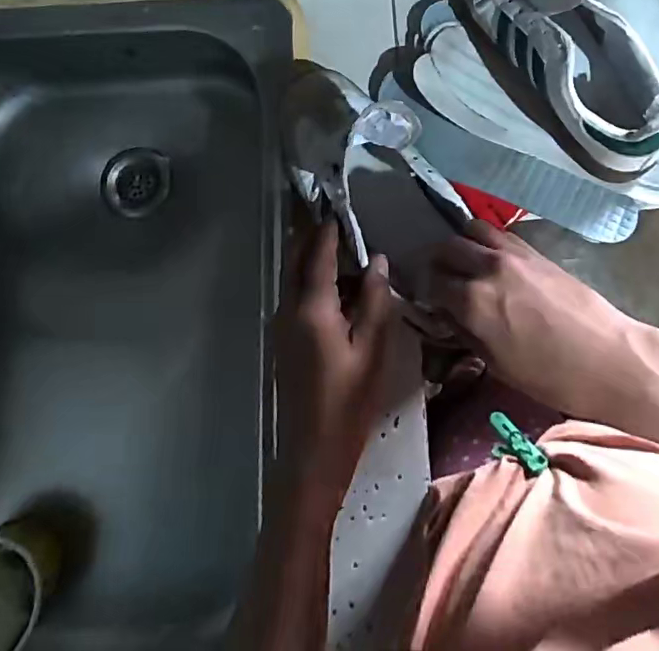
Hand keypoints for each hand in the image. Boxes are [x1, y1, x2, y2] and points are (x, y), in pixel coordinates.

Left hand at [275, 221, 394, 514]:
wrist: (313, 452)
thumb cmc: (349, 401)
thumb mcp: (372, 348)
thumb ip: (374, 300)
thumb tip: (376, 260)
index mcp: (311, 309)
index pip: (318, 256)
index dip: (328, 230)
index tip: (338, 206)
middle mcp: (288, 310)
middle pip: (296, 260)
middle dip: (311, 235)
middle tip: (332, 215)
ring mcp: (282, 325)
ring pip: (294, 278)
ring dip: (312, 258)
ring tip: (342, 245)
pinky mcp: (284, 340)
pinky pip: (297, 296)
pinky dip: (313, 280)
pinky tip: (338, 287)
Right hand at [428, 220, 652, 421]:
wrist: (610, 359)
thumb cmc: (552, 376)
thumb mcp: (498, 365)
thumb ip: (467, 334)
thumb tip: (448, 316)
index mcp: (473, 301)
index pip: (432, 283)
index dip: (427, 294)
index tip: (429, 304)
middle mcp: (488, 268)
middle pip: (447, 248)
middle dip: (438, 263)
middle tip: (442, 282)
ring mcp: (513, 254)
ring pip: (471, 230)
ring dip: (462, 245)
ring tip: (467, 265)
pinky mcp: (535, 251)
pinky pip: (499, 233)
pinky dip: (487, 241)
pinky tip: (493, 262)